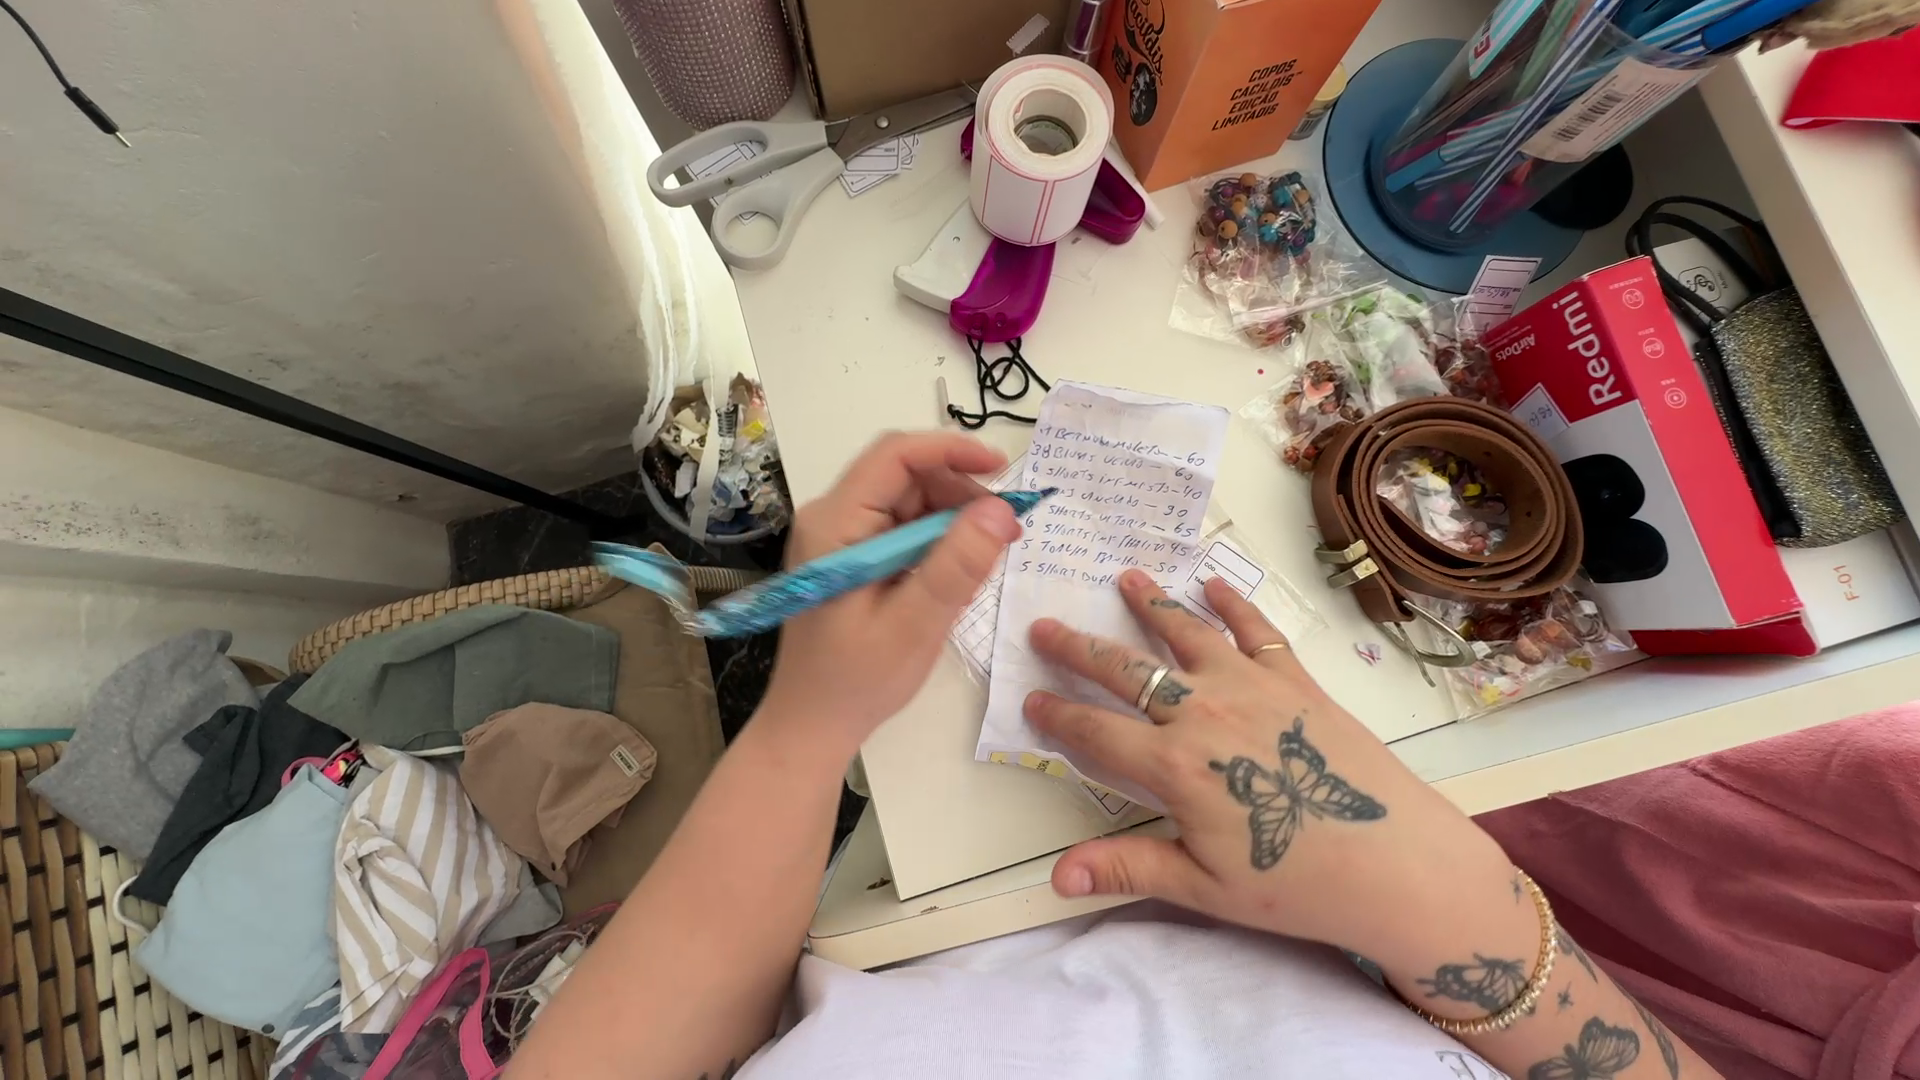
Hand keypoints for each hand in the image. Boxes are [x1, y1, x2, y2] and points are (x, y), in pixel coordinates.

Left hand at [758, 432, 1020, 758]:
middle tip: (1005, 532)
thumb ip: (956, 565)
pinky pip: (903, 530)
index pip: (895, 456)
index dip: (951, 451)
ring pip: (909, 502)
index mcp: (836, 523)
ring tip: (980, 567)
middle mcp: (833, 517)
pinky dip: (936, 545)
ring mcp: (841, 537)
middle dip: (959, 493)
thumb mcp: (914, 624)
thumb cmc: (856, 680)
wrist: (812, 723)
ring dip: (952, 523)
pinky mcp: (853, 556)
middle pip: (905, 476)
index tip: (1001, 470)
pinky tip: (952, 581)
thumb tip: (1000, 509)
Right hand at [1023, 569, 1512, 964]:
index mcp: (1175, 766)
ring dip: (1150, 604)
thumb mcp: (1203, 887)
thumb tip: (1057, 878)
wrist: (1401, 866)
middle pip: (1125, 670)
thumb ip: (1127, 867)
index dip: (1056, 717)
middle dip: (1077, 648)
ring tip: (1124, 579)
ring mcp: (1251, 688)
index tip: (1030, 700)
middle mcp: (1204, 713)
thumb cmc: (1298, 883)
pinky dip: (1232, 604)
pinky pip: (1256, 630)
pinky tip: (1213, 584)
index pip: (1094, 733)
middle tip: (1045, 628)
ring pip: (1185, 634)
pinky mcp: (1294, 680)